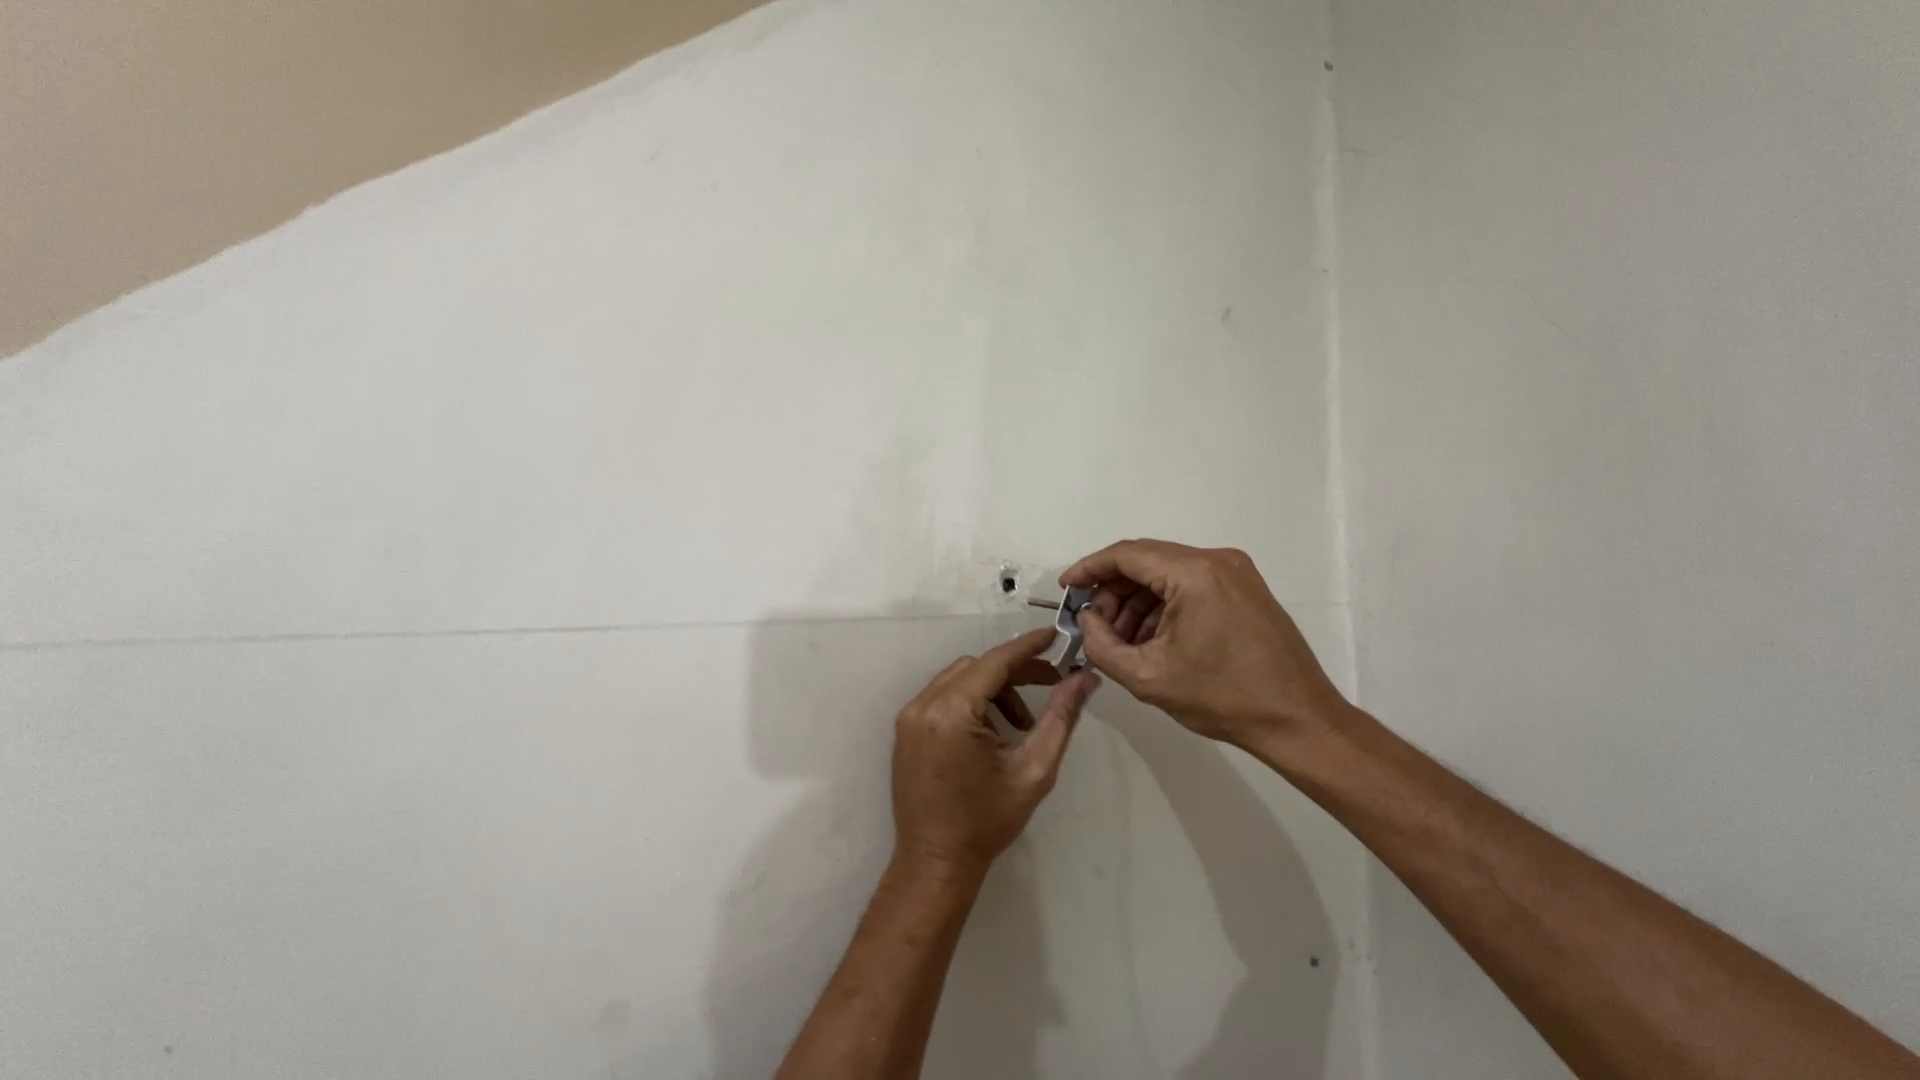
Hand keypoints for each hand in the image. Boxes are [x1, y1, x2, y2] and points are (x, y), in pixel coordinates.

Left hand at [891, 628, 1101, 876]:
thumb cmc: (988, 821)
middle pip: (976, 667)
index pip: (995, 663)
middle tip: (1051, 686)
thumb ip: (1060, 717)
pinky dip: (971, 702)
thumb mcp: (1034, 770)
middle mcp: (923, 706)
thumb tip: (1085, 679)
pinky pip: (943, 697)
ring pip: (958, 679)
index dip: (1028, 647)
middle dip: (1015, 672)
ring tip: (1022, 723)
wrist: (936, 862)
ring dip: (994, 688)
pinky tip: (994, 731)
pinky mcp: (905, 730)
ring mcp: (909, 718)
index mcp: (952, 713)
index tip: (1057, 636)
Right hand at [1061, 539, 1351, 753]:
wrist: (1297, 720)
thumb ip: (1102, 644)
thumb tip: (1088, 620)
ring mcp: (1236, 573)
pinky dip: (1164, 605)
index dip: (1089, 569)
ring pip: (1168, 574)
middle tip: (1094, 626)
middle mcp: (1217, 560)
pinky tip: (1152, 638)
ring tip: (1121, 640)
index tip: (1066, 589)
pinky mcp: (1246, 590)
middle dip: (1113, 591)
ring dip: (1138, 601)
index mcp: (1194, 573)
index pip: (1126, 555)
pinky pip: (1191, 585)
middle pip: (1147, 560)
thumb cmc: (1222, 698)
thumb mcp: (1148, 677)